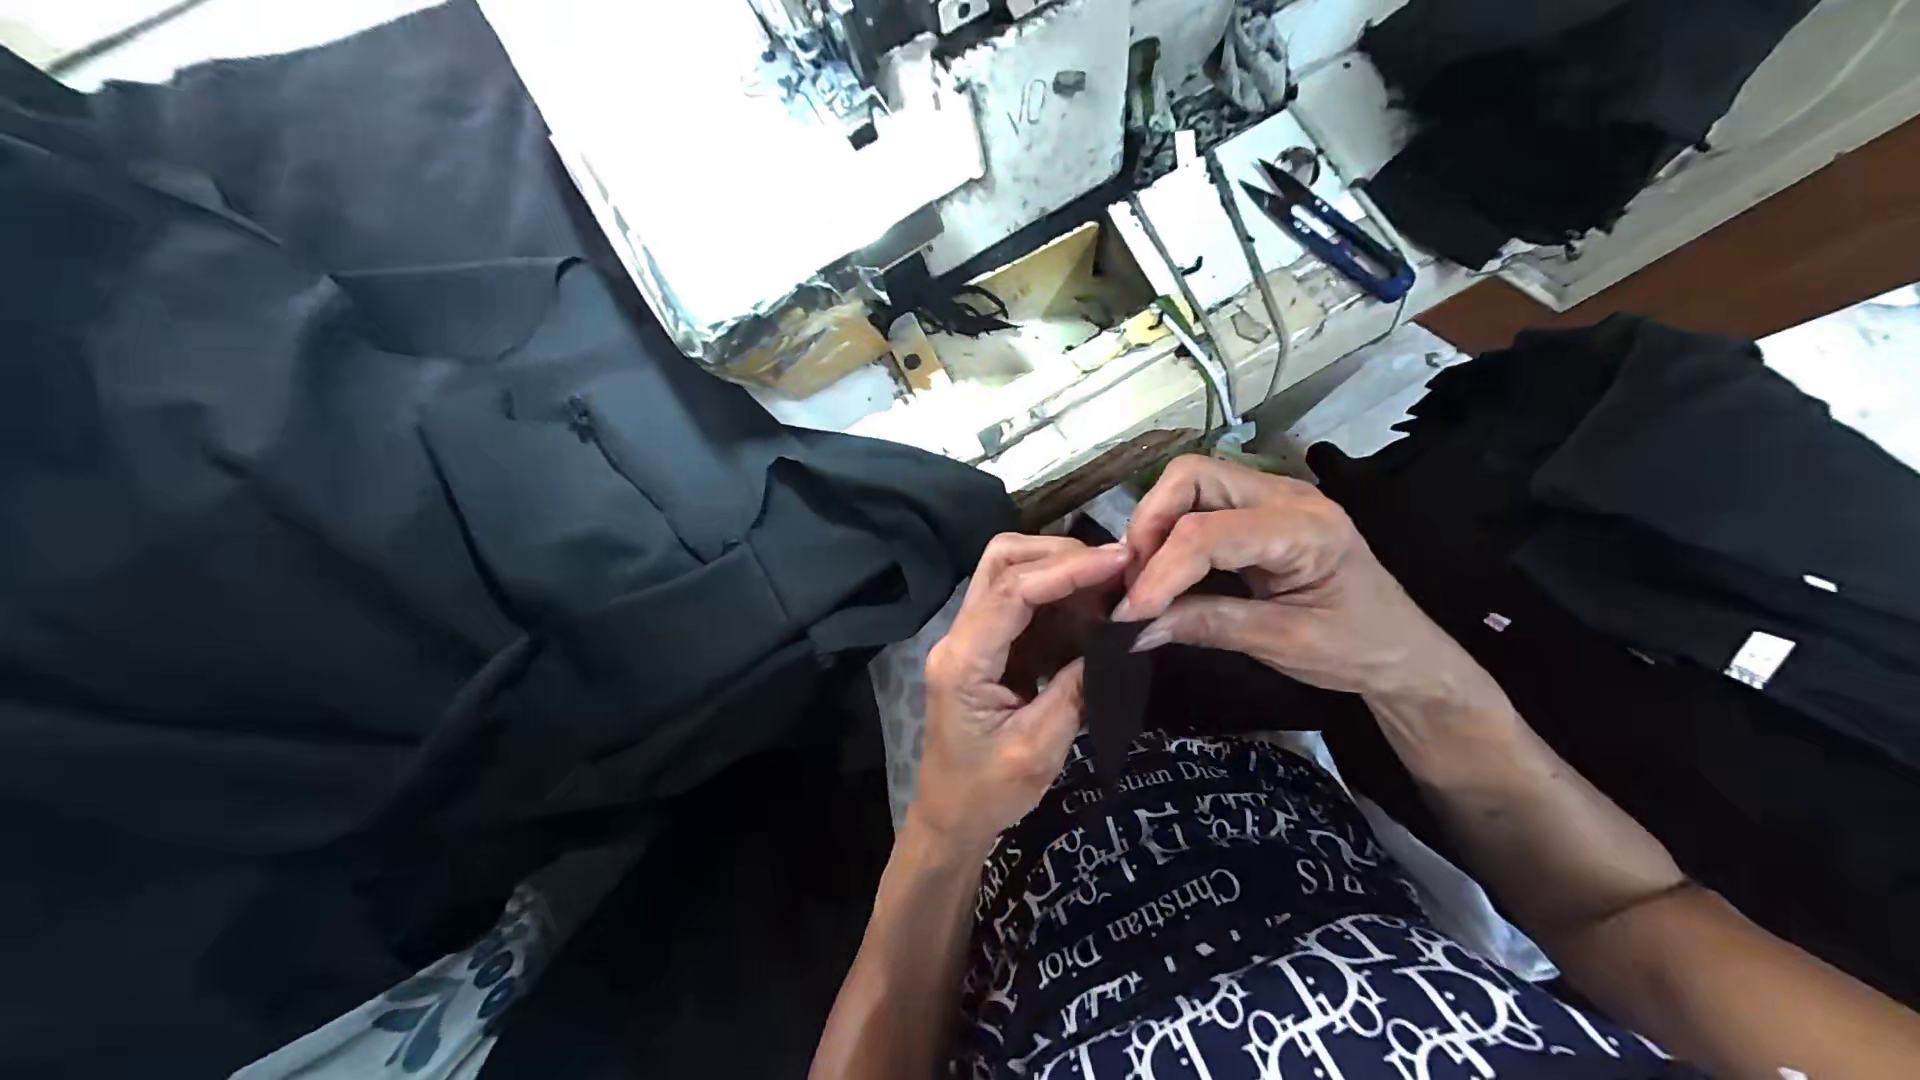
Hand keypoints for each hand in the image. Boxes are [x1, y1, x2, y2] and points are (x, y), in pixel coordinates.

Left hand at [917, 535, 1129, 852]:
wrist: (951, 816)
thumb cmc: (988, 793)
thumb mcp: (1039, 749)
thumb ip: (1076, 689)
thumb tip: (1119, 638)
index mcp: (963, 662)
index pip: (1012, 591)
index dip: (1068, 568)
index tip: (1120, 562)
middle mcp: (959, 637)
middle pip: (1002, 562)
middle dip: (1061, 555)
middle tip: (1117, 569)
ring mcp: (970, 638)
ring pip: (1010, 574)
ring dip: (1062, 573)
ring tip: (1112, 586)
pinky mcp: (987, 647)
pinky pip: (1022, 605)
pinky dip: (1060, 599)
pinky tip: (1094, 611)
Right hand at [1114, 455, 1497, 706]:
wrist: (1403, 650)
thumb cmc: (1357, 649)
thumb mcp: (1285, 645)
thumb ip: (1209, 626)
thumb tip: (1136, 628)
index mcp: (1307, 530)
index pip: (1207, 533)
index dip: (1159, 571)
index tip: (1128, 613)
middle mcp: (1286, 496)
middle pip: (1191, 476)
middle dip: (1148, 523)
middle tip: (1134, 579)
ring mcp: (1272, 496)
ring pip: (1189, 481)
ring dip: (1154, 524)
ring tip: (1145, 576)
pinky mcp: (1258, 508)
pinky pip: (1199, 501)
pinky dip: (1169, 530)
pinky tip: (1164, 568)